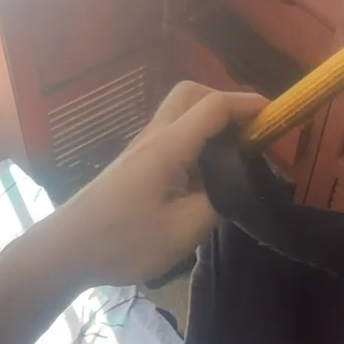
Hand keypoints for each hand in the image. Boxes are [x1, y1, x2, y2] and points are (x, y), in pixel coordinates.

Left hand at [24, 83, 266, 289]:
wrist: (65, 250)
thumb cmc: (122, 242)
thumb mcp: (182, 231)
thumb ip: (218, 202)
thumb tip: (239, 182)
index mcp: (168, 147)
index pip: (214, 106)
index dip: (249, 105)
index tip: (278, 117)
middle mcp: (154, 136)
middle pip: (192, 94)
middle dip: (227, 102)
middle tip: (251, 132)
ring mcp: (141, 147)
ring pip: (179, 111)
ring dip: (210, 118)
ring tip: (234, 152)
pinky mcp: (135, 162)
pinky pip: (171, 132)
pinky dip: (196, 136)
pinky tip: (205, 171)